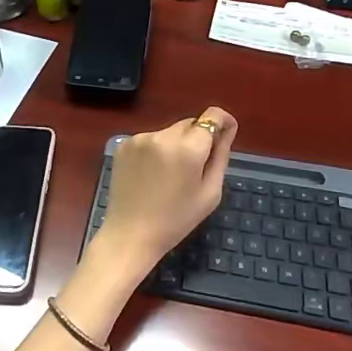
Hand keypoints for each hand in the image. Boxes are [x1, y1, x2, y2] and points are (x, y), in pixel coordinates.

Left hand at [88, 108, 237, 278]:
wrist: (130, 233)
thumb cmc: (176, 219)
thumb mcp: (210, 192)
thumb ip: (221, 155)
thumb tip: (227, 128)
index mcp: (188, 148)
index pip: (212, 116)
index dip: (222, 122)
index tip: (225, 135)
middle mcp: (163, 135)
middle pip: (190, 124)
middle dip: (197, 139)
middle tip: (193, 169)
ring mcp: (139, 138)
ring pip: (169, 132)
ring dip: (175, 145)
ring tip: (169, 176)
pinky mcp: (124, 144)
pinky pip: (150, 139)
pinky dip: (155, 150)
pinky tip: (151, 174)